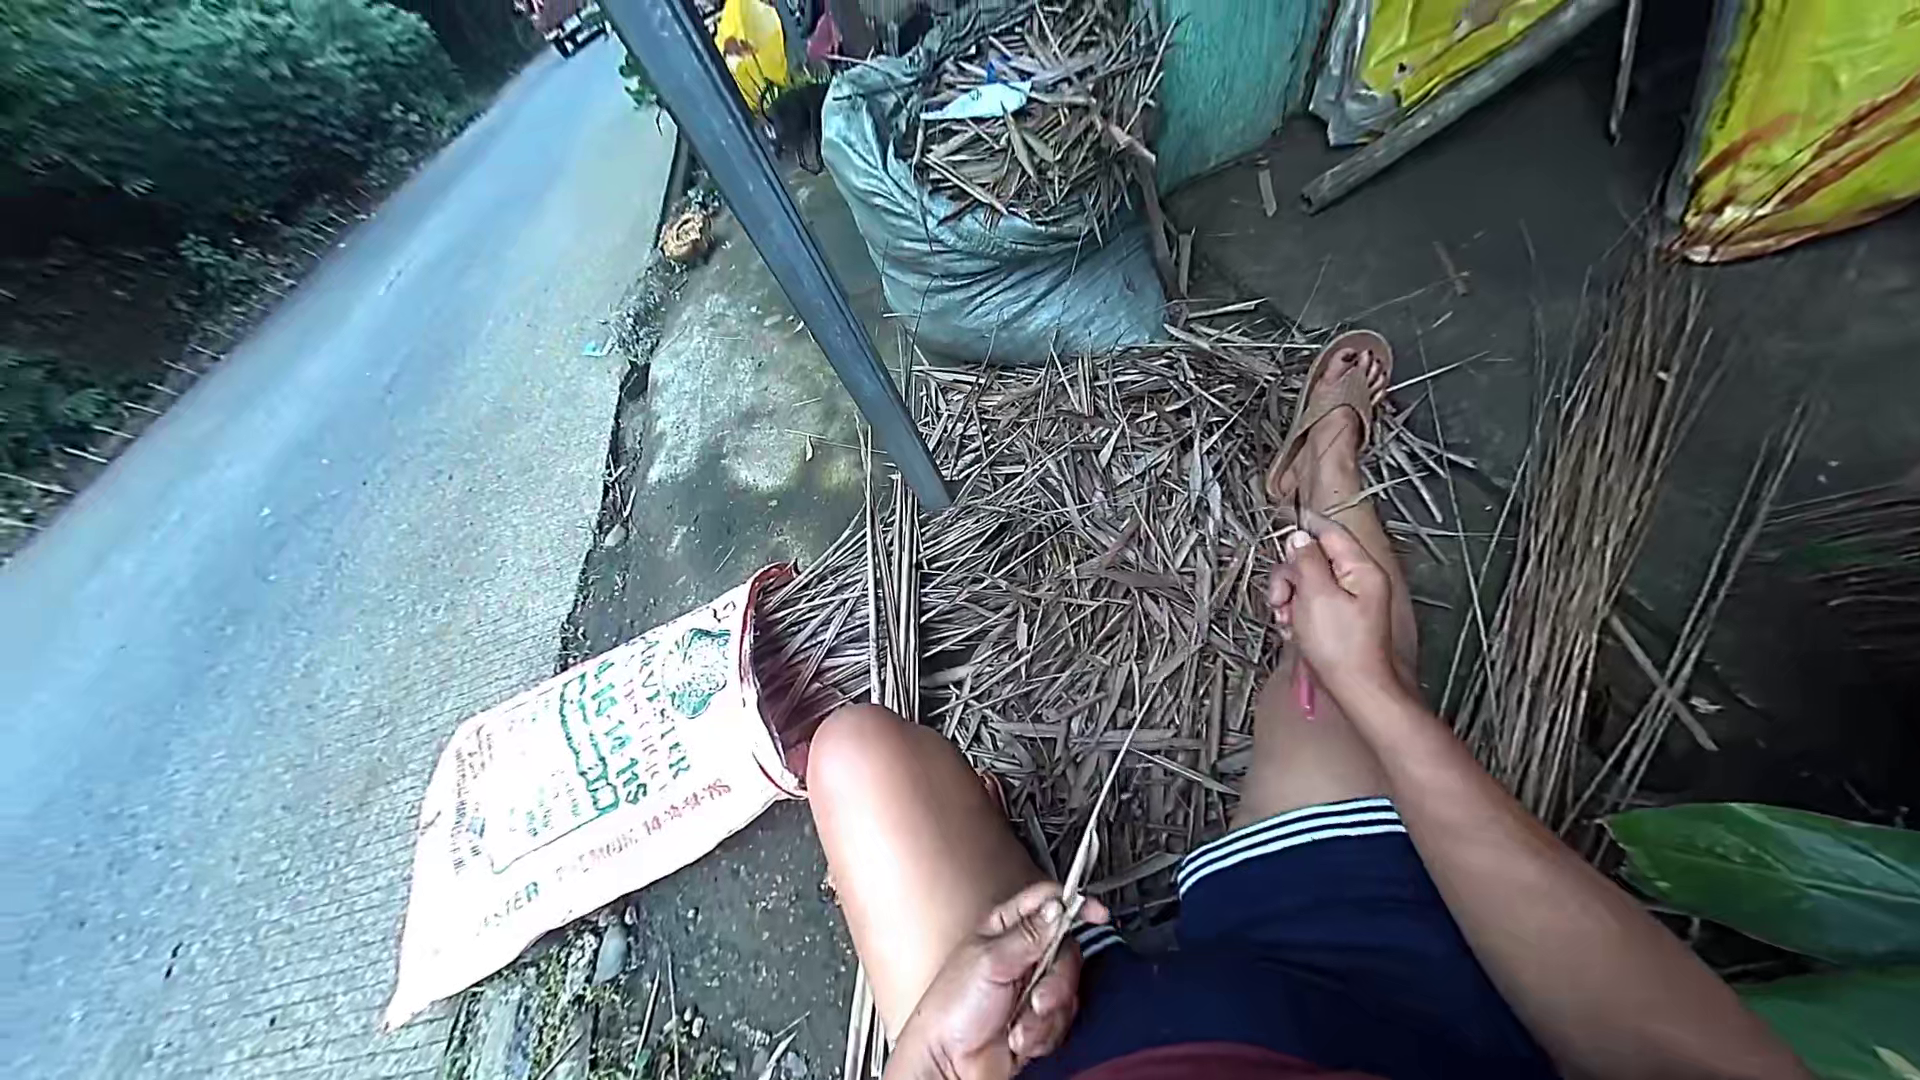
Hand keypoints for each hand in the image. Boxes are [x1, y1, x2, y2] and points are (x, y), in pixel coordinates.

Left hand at [888, 882, 1109, 1079]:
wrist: (947, 1064)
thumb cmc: (952, 1006)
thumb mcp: (990, 961)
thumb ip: (1028, 934)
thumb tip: (1058, 906)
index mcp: (1007, 926)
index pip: (1047, 902)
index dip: (1073, 903)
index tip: (1096, 912)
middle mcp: (1024, 952)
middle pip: (1066, 949)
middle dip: (1058, 979)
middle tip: (1039, 996)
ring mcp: (1033, 986)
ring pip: (1067, 989)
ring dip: (1045, 1014)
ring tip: (1020, 1024)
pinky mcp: (1040, 1019)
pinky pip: (1062, 1020)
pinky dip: (1043, 1033)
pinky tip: (1019, 1039)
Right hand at [1268, 510, 1400, 700]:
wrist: (1355, 689)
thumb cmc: (1341, 647)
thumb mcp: (1316, 596)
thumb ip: (1306, 561)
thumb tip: (1297, 537)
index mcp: (1360, 570)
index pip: (1330, 532)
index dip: (1304, 526)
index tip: (1280, 521)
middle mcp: (1357, 581)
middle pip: (1311, 559)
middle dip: (1289, 577)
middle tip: (1281, 599)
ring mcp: (1347, 600)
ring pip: (1304, 582)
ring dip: (1288, 598)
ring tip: (1287, 619)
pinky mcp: (1336, 617)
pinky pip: (1307, 602)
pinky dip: (1294, 613)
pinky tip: (1293, 628)